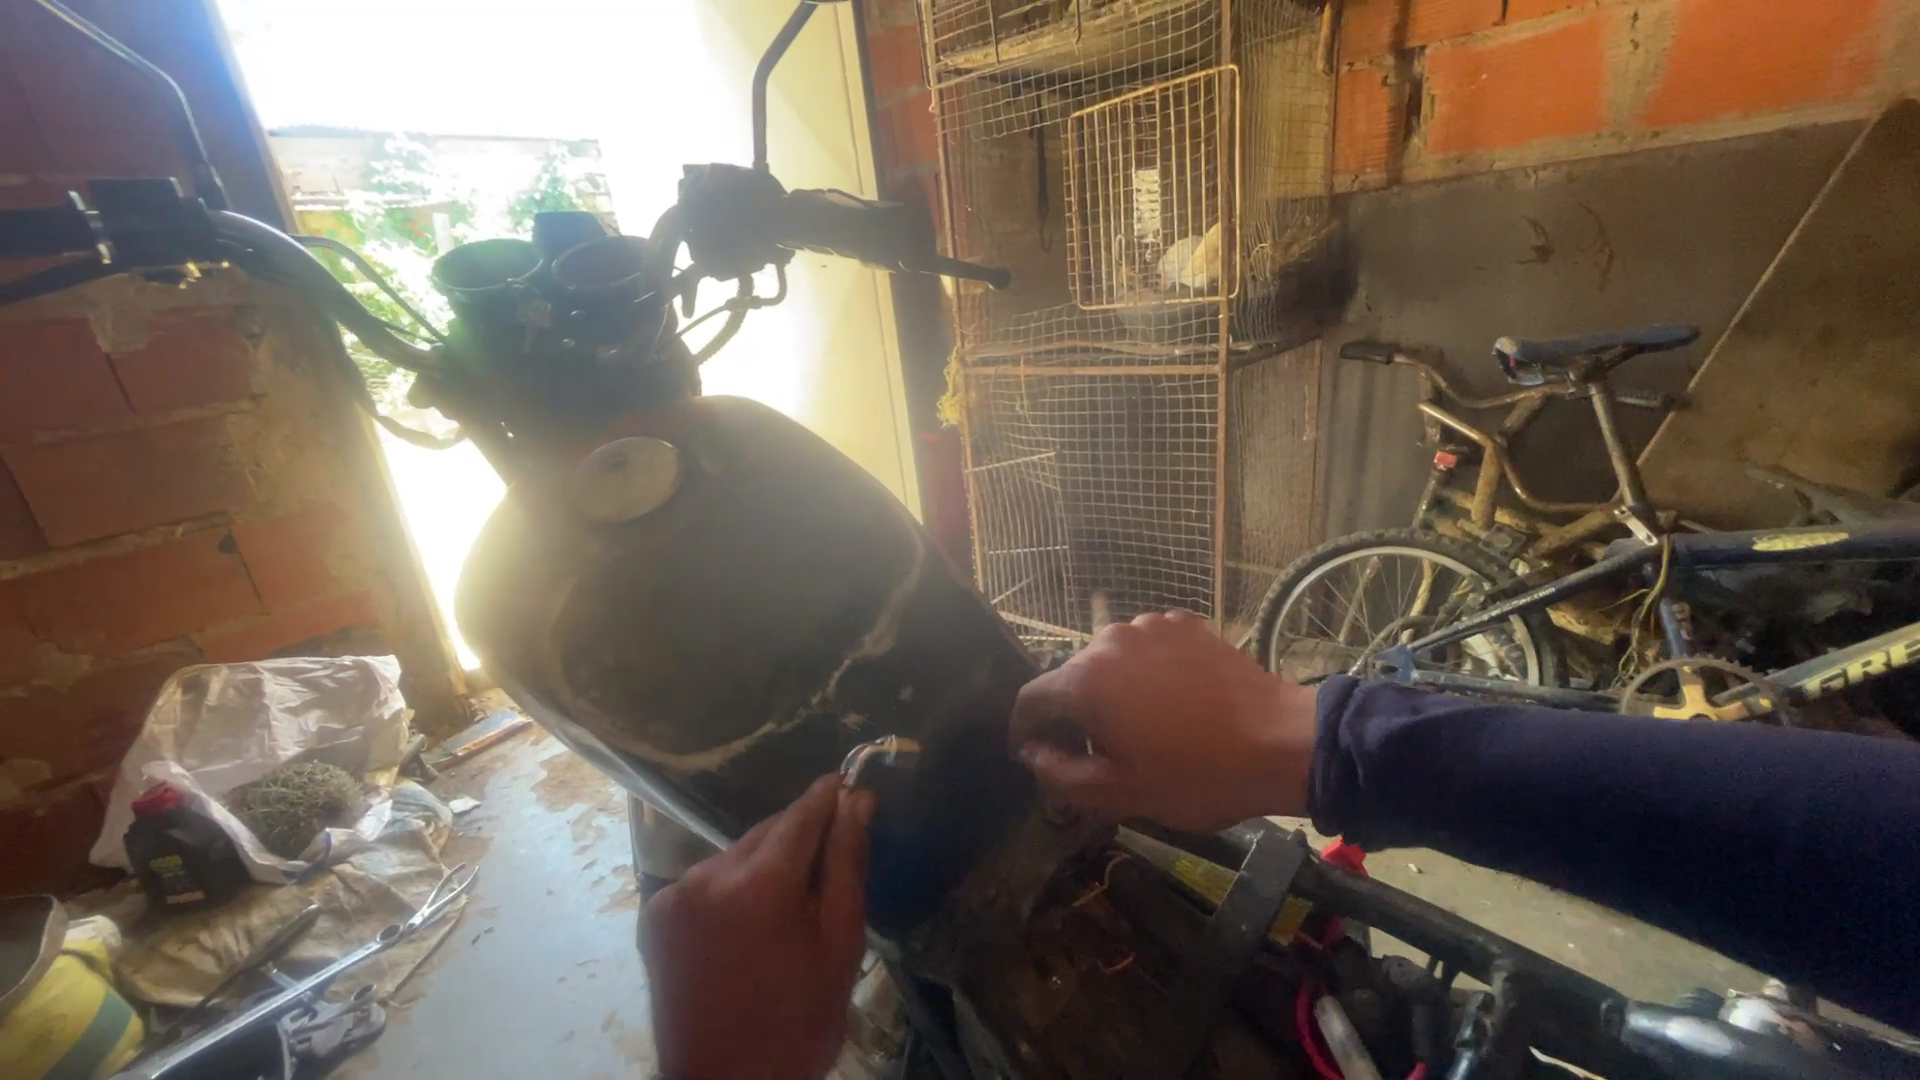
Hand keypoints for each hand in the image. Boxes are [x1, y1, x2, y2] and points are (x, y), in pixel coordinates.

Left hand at [641, 775, 874, 1079]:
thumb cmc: (798, 1020)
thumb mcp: (840, 942)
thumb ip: (847, 862)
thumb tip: (858, 801)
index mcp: (762, 884)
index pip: (802, 814)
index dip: (828, 797)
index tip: (847, 782)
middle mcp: (711, 875)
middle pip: (769, 830)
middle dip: (800, 836)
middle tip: (828, 858)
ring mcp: (677, 893)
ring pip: (739, 851)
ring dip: (766, 861)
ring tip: (786, 903)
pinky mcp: (656, 912)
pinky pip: (709, 875)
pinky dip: (732, 883)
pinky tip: (747, 920)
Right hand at [1010, 611, 1318, 831]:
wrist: (1283, 743)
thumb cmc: (1196, 775)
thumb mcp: (1118, 793)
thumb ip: (1059, 774)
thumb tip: (1031, 751)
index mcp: (1085, 681)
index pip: (1030, 699)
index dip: (1023, 730)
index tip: (1031, 755)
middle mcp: (1108, 640)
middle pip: (1070, 679)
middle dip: (1072, 716)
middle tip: (1095, 752)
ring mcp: (1149, 626)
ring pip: (1109, 661)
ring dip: (1110, 691)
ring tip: (1141, 725)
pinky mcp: (1184, 623)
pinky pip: (1146, 648)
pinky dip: (1145, 672)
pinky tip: (1172, 700)